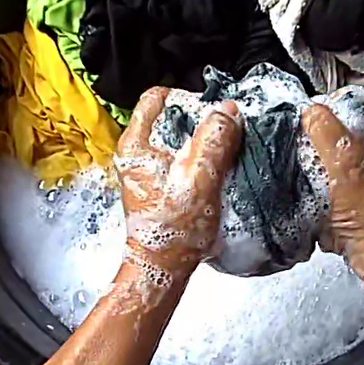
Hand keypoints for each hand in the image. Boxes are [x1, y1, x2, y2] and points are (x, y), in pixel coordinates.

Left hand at [114, 87, 242, 280]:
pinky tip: (216, 172)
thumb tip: (227, 110)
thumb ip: (214, 140)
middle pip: (171, 118)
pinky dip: (200, 161)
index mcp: (136, 145)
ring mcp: (147, 171)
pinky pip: (182, 161)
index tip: (211, 112)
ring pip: (178, 140)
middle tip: (224, 134)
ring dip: (203, 143)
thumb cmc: (173, 227)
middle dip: (200, 122)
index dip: (187, 98)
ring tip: (223, 154)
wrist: (164, 266)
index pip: (157, 98)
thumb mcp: (200, 178)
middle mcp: (136, 154)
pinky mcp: (159, 186)